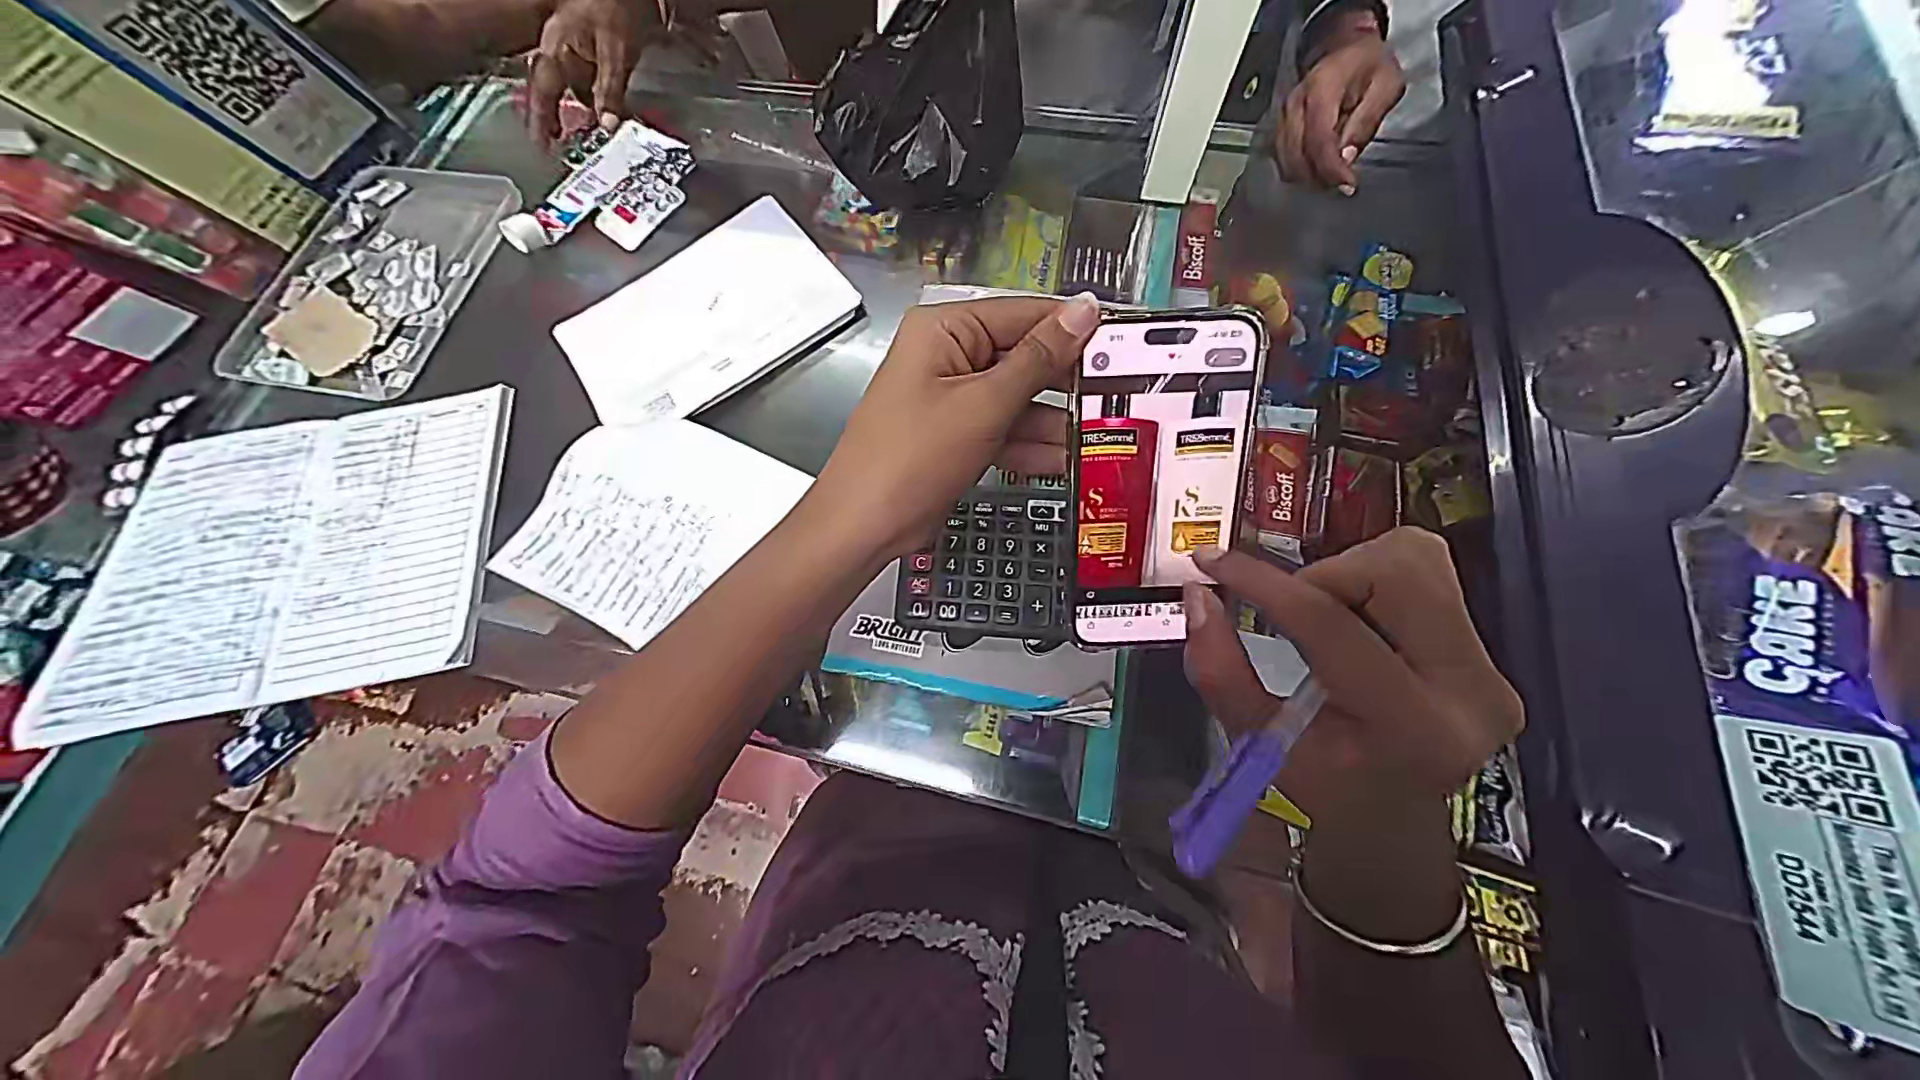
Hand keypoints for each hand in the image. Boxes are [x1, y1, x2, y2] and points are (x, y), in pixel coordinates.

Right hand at [528, 0, 659, 143]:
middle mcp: (561, 50)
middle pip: (552, 91)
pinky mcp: (592, 49)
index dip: (541, 120)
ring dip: (577, 113)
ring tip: (583, 137)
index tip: (540, 144)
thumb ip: (610, 90)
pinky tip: (604, 114)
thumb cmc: (615, 5)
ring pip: (572, 88)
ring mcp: (575, 49)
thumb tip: (606, 124)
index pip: (543, 92)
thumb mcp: (615, 52)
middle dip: (553, 118)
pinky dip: (594, 101)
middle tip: (556, 145)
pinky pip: (589, 81)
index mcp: (557, 49)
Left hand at [811, 294, 1100, 559]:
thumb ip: (1038, 360)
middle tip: (1112, 396)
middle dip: (1064, 384)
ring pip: (1017, 400)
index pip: (1023, 313)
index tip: (1120, 343)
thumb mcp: (983, 405)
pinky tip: (1060, 461)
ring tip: (1092, 438)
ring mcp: (952, 400)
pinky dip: (1028, 447)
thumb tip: (1081, 314)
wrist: (866, 526)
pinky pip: (1002, 431)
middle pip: (1022, 358)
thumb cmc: (908, 459)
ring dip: (1050, 423)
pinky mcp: (956, 436)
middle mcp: (947, 357)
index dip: (1072, 329)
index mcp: (945, 330)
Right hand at [1181, 527, 1521, 818]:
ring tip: (1323, 623)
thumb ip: (1219, 670)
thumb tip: (1199, 595)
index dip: (1261, 584)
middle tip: (1288, 610)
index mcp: (1412, 727)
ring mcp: (1492, 671)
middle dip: (1323, 576)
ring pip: (1416, 559)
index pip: (1331, 625)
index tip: (1211, 563)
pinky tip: (1353, 626)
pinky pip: (1424, 575)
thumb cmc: (1319, 792)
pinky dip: (1372, 583)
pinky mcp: (1488, 654)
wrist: (1389, 822)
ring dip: (1349, 576)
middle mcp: (1472, 692)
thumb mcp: (1255, 742)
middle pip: (1398, 569)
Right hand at [1278, 8, 1405, 194]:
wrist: (1344, 47)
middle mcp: (1294, 105)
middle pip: (1297, 158)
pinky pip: (1282, 160)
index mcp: (1322, 89)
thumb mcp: (1385, 85)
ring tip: (1331, 177)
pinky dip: (1299, 170)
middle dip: (1319, 178)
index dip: (1331, 169)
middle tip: (1342, 183)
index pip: (1319, 141)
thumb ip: (1366, 122)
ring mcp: (1281, 118)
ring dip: (1308, 177)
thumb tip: (1345, 157)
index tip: (1347, 185)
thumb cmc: (1367, 64)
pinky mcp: (1278, 129)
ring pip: (1286, 163)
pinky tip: (1317, 170)